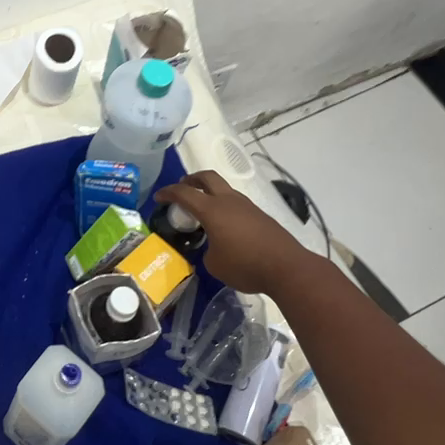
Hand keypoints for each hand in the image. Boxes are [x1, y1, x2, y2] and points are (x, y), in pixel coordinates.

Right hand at [155, 171, 319, 296]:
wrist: (286, 267)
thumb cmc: (245, 265)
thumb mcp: (214, 264)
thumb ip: (207, 251)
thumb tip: (212, 248)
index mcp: (212, 209)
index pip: (184, 193)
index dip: (168, 193)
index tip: (158, 197)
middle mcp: (229, 201)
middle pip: (207, 177)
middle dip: (191, 179)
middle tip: (182, 189)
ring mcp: (247, 206)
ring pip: (224, 189)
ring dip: (210, 193)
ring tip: (203, 211)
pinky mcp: (260, 215)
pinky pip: (236, 203)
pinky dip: (224, 207)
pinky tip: (224, 226)